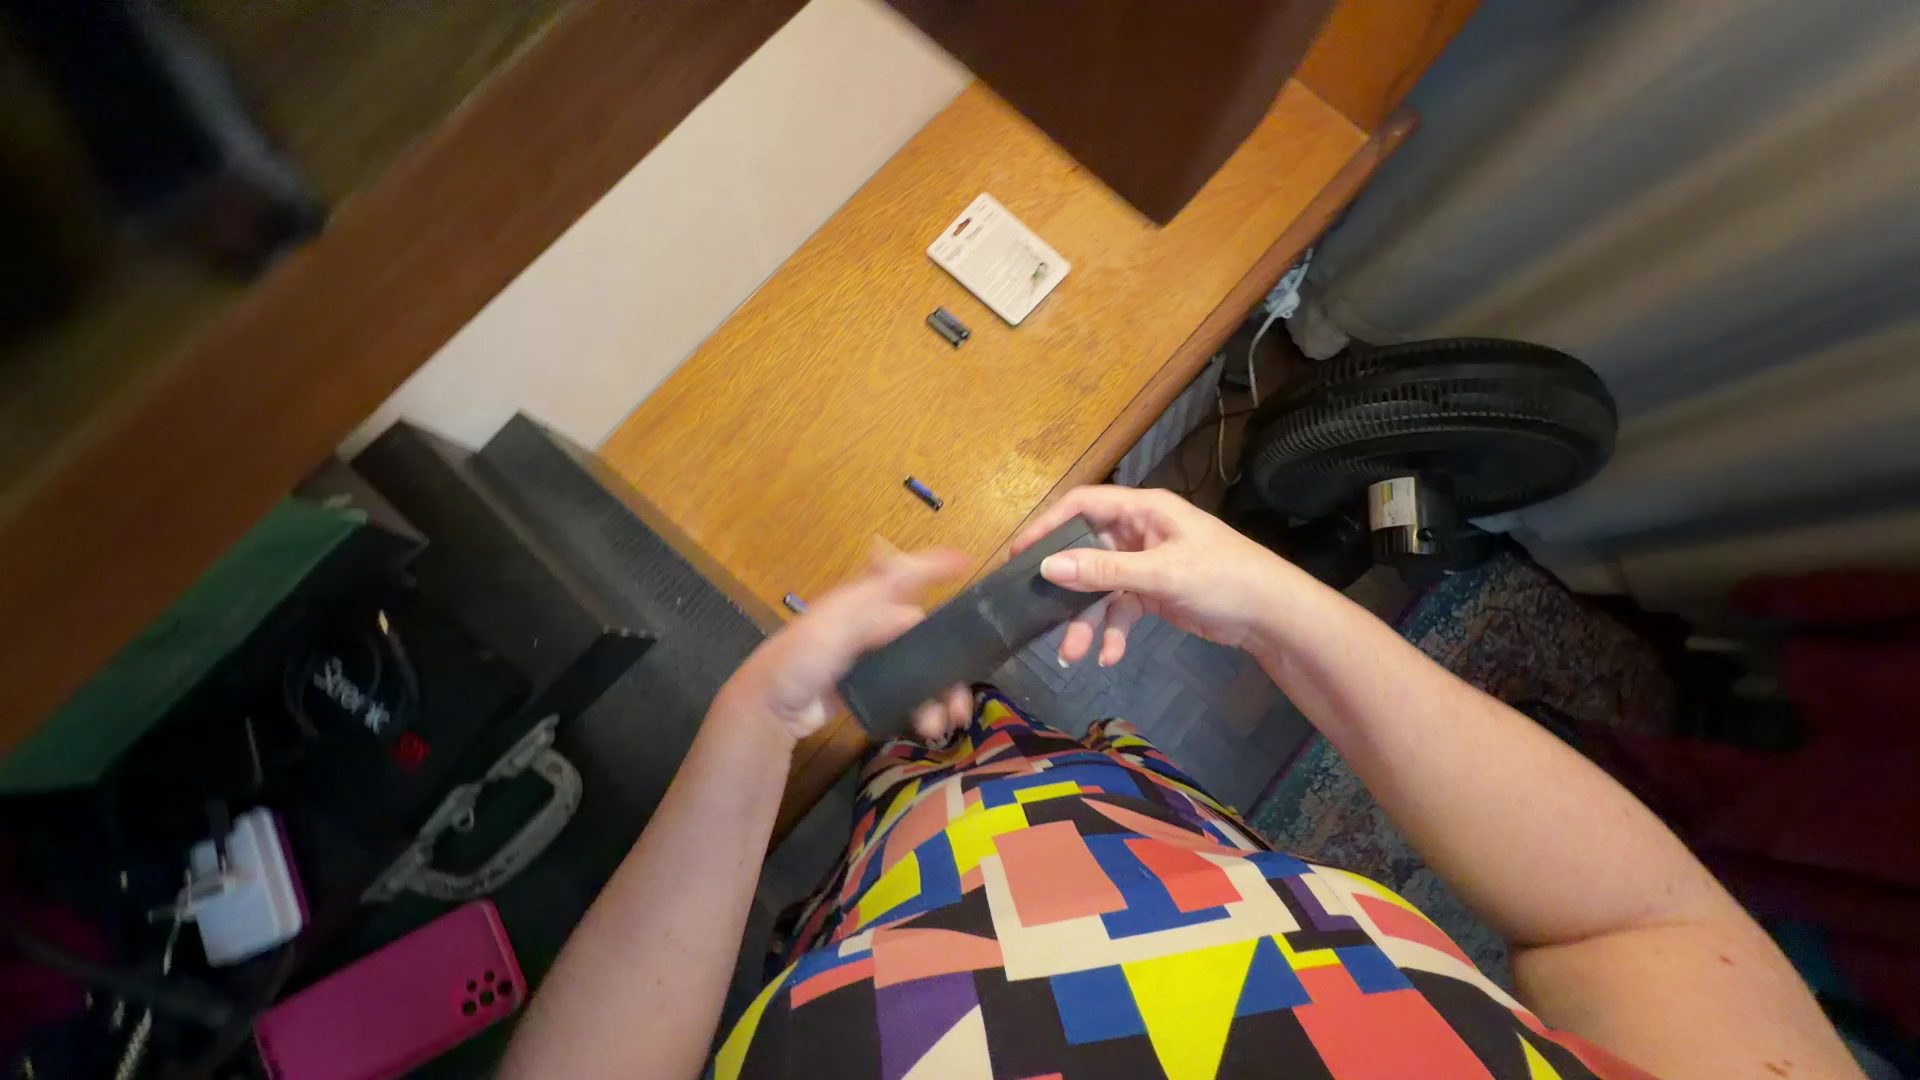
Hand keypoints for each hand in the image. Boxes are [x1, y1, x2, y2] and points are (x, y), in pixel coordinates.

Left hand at [712, 544, 974, 745]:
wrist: (769, 705)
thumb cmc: (801, 658)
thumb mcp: (837, 627)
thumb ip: (877, 616)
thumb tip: (919, 618)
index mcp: (862, 602)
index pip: (903, 576)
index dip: (932, 567)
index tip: (965, 562)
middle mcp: (870, 625)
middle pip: (923, 634)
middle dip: (949, 661)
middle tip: (963, 693)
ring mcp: (870, 658)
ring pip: (919, 668)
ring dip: (939, 692)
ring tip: (947, 720)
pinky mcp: (868, 688)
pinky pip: (906, 692)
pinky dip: (921, 706)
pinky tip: (927, 726)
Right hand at [1010, 486, 1311, 666]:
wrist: (1273, 616)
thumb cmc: (1223, 578)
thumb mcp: (1161, 574)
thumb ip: (1104, 571)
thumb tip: (1047, 566)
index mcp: (1144, 511)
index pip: (1084, 505)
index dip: (1049, 524)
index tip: (1020, 553)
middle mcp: (1140, 532)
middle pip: (1087, 552)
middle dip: (1067, 587)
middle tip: (1036, 610)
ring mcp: (1145, 563)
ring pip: (1101, 587)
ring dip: (1087, 619)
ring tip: (1074, 653)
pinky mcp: (1153, 592)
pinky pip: (1120, 608)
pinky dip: (1113, 631)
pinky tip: (1111, 656)